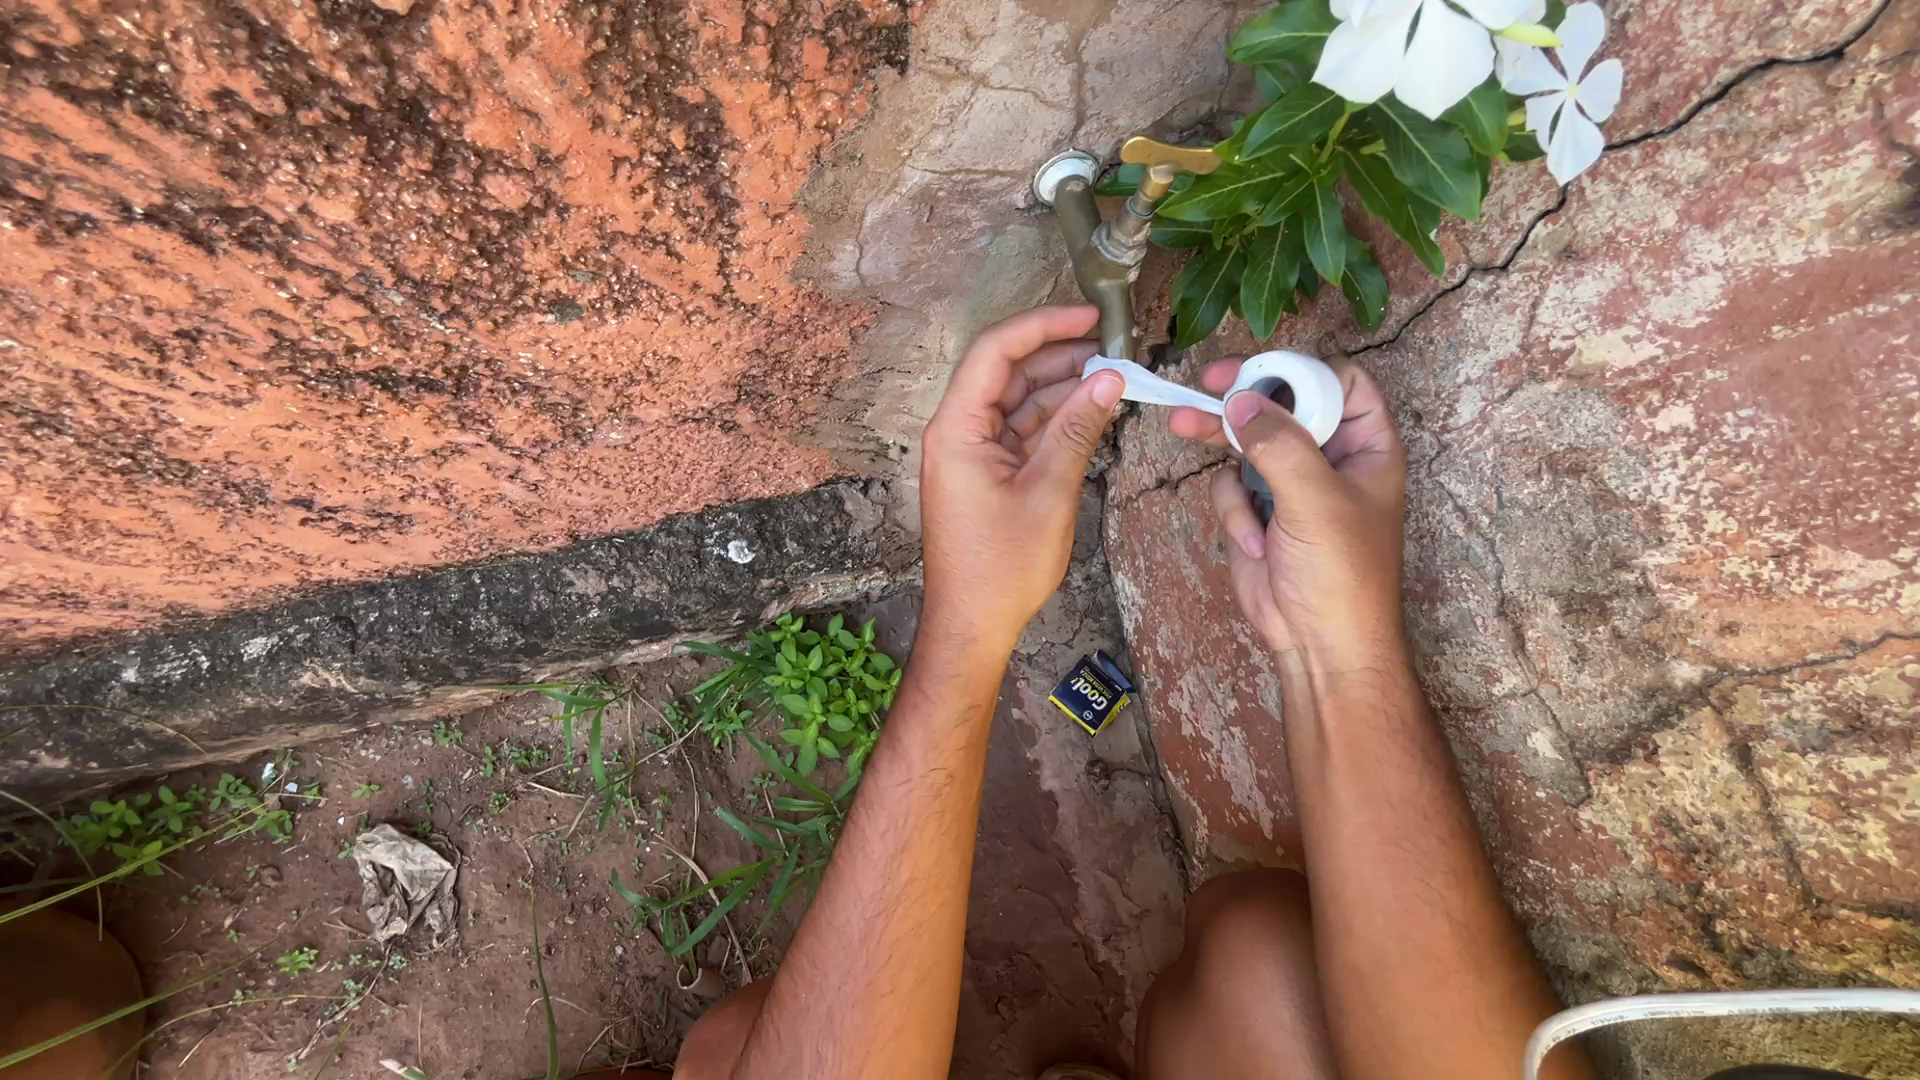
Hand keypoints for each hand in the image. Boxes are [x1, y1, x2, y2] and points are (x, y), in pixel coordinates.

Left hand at [920, 305, 1124, 650]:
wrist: (974, 622)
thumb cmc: (1002, 566)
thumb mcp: (1048, 491)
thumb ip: (1077, 430)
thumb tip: (1108, 379)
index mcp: (956, 429)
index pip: (995, 352)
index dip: (1042, 325)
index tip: (1090, 316)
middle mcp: (958, 433)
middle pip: (1008, 374)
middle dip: (1059, 357)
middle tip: (1112, 349)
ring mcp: (972, 453)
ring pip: (1019, 403)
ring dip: (1061, 389)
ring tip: (1111, 377)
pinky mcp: (987, 473)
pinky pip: (1022, 433)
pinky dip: (1054, 422)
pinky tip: (1091, 411)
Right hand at [1168, 358, 1407, 664]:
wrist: (1317, 640)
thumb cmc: (1340, 572)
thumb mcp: (1317, 501)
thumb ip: (1279, 445)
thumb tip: (1239, 402)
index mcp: (1365, 445)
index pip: (1337, 384)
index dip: (1297, 372)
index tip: (1254, 372)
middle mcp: (1328, 456)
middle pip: (1282, 405)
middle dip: (1244, 398)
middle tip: (1206, 382)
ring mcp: (1287, 482)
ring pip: (1246, 440)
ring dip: (1217, 439)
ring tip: (1181, 422)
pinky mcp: (1255, 509)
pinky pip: (1229, 485)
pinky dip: (1231, 510)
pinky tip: (1251, 541)